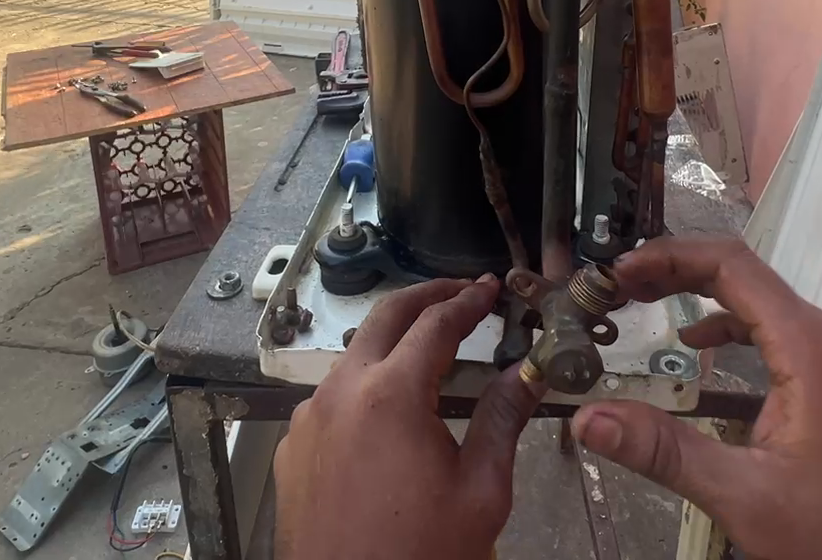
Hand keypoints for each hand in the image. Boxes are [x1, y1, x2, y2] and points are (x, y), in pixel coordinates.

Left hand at [274, 275, 544, 559]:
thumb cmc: (423, 556)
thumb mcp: (480, 492)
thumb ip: (502, 419)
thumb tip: (527, 372)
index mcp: (390, 393)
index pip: (436, 324)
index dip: (468, 301)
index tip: (490, 287)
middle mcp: (341, 390)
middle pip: (386, 316)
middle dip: (427, 296)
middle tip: (461, 293)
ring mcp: (309, 417)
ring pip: (355, 354)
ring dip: (393, 340)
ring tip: (431, 349)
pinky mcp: (294, 446)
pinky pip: (332, 396)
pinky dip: (364, 384)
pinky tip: (388, 411)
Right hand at [571, 237, 821, 559]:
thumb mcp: (752, 500)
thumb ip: (666, 454)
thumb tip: (587, 420)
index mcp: (806, 345)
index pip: (728, 264)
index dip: (667, 258)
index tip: (619, 274)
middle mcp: (821, 335)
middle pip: (738, 272)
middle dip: (672, 269)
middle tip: (618, 285)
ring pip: (755, 299)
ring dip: (696, 292)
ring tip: (643, 301)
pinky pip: (771, 329)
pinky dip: (724, 324)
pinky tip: (698, 346)